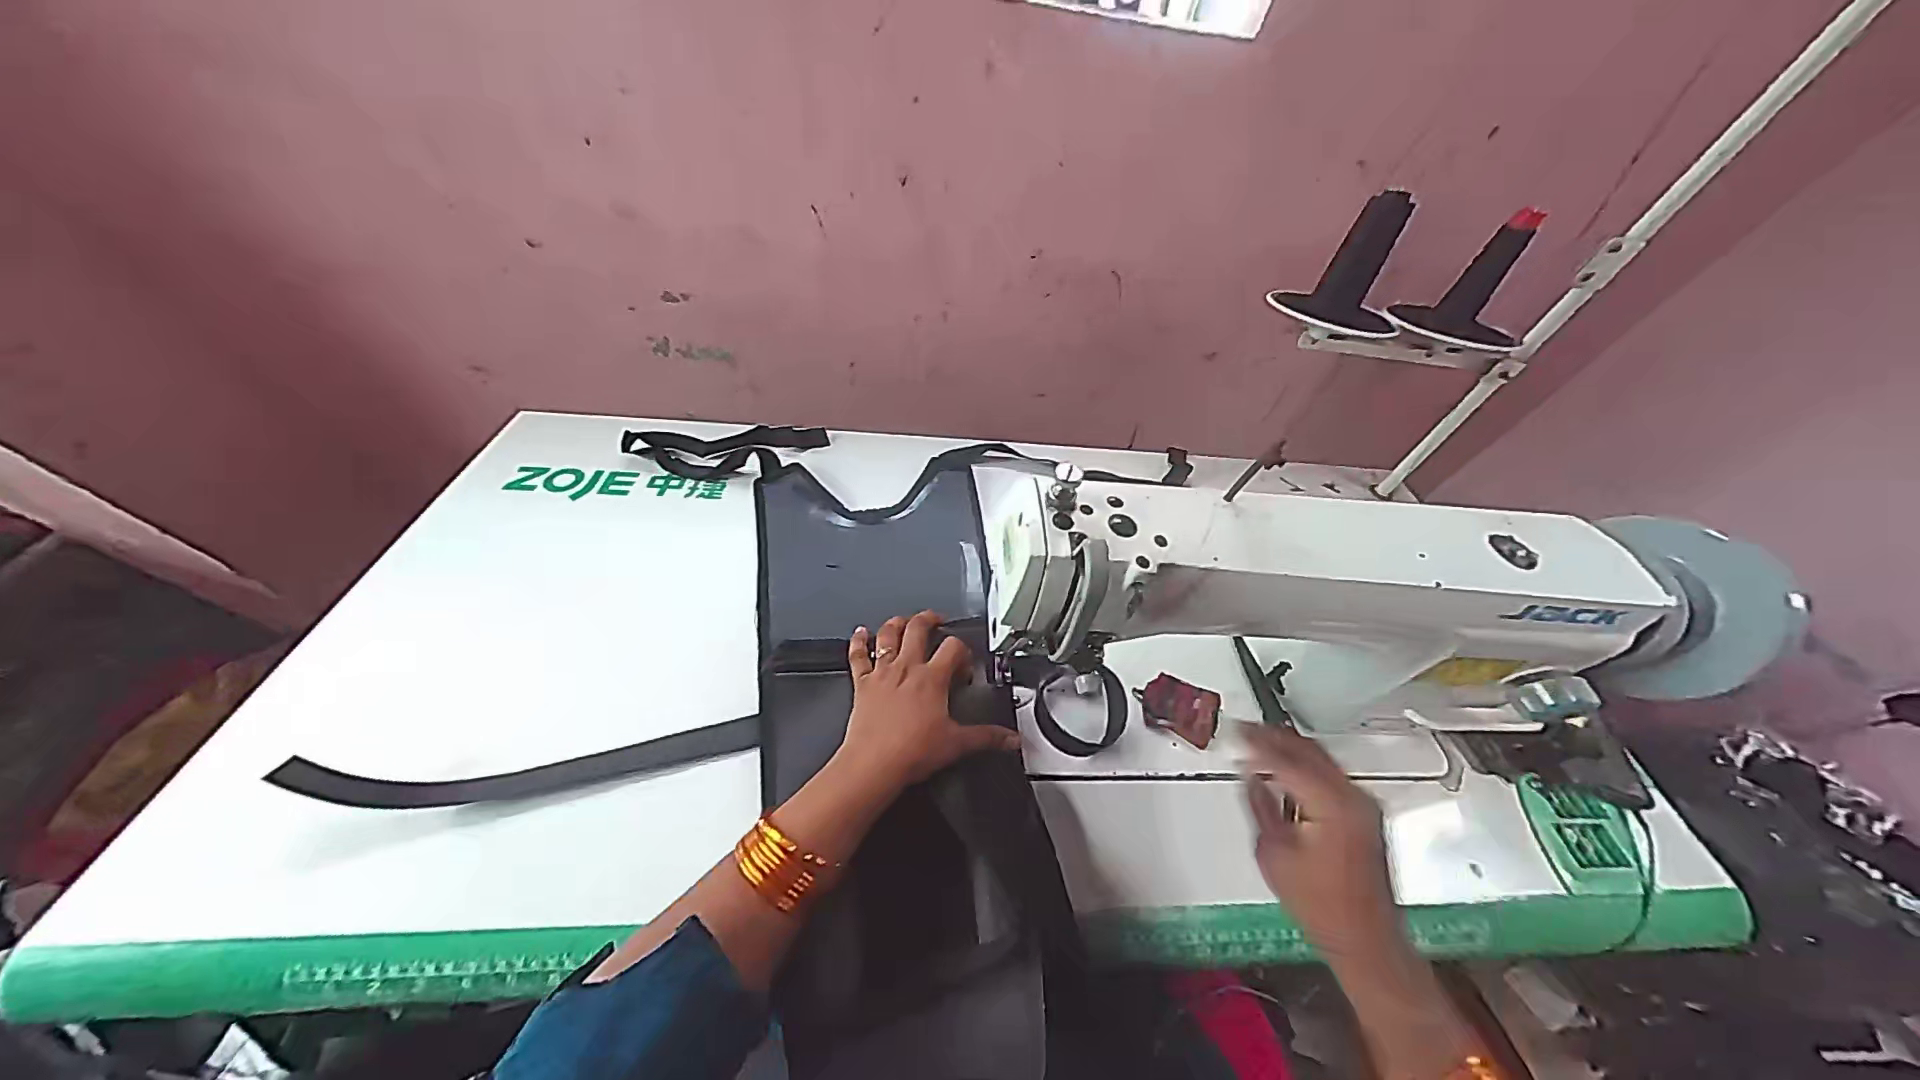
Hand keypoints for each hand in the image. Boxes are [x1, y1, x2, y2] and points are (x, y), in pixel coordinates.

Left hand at [838, 611, 1022, 792]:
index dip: (962, 649)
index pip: (953, 647)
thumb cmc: (910, 752)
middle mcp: (906, 669)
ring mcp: (882, 674)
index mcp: (931, 679)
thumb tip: (1008, 738)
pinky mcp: (862, 685)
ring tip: (903, 620)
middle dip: (928, 619)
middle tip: (935, 619)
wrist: (874, 764)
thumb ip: (986, 737)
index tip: (963, 662)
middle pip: (917, 629)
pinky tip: (859, 633)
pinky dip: (858, 641)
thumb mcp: (956, 744)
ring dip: (896, 623)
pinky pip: (858, 655)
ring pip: (887, 635)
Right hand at [1239, 721, 1399, 961]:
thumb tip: (1252, 778)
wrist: (1364, 938)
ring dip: (1289, 747)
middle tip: (1245, 728)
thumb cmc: (1318, 904)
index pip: (1286, 760)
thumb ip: (1260, 805)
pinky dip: (1304, 763)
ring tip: (1259, 741)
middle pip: (1308, 750)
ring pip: (1321, 757)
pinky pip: (1330, 773)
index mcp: (1331, 804)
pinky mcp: (1366, 814)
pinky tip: (1285, 767)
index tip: (1236, 730)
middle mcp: (1354, 798)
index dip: (1256, 742)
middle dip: (1273, 736)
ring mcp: (1364, 805)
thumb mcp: (1272, 852)